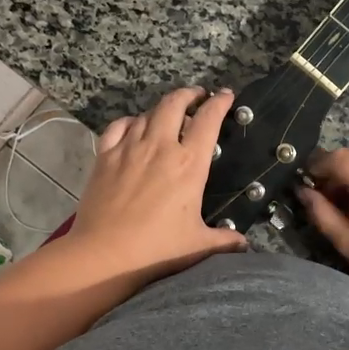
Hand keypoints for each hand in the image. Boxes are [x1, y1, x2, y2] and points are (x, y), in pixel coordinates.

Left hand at [64, 86, 246, 276]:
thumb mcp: (197, 245)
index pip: (208, 120)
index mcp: (189, 163)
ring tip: (168, 114)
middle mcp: (160, 147)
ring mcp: (129, 148)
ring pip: (148, 113)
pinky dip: (131, 121)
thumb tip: (244, 245)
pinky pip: (119, 126)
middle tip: (197, 96)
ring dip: (162, 108)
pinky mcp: (105, 156)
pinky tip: (134, 126)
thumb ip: (224, 241)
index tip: (225, 95)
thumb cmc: (157, 249)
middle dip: (189, 94)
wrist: (104, 254)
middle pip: (175, 104)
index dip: (219, 103)